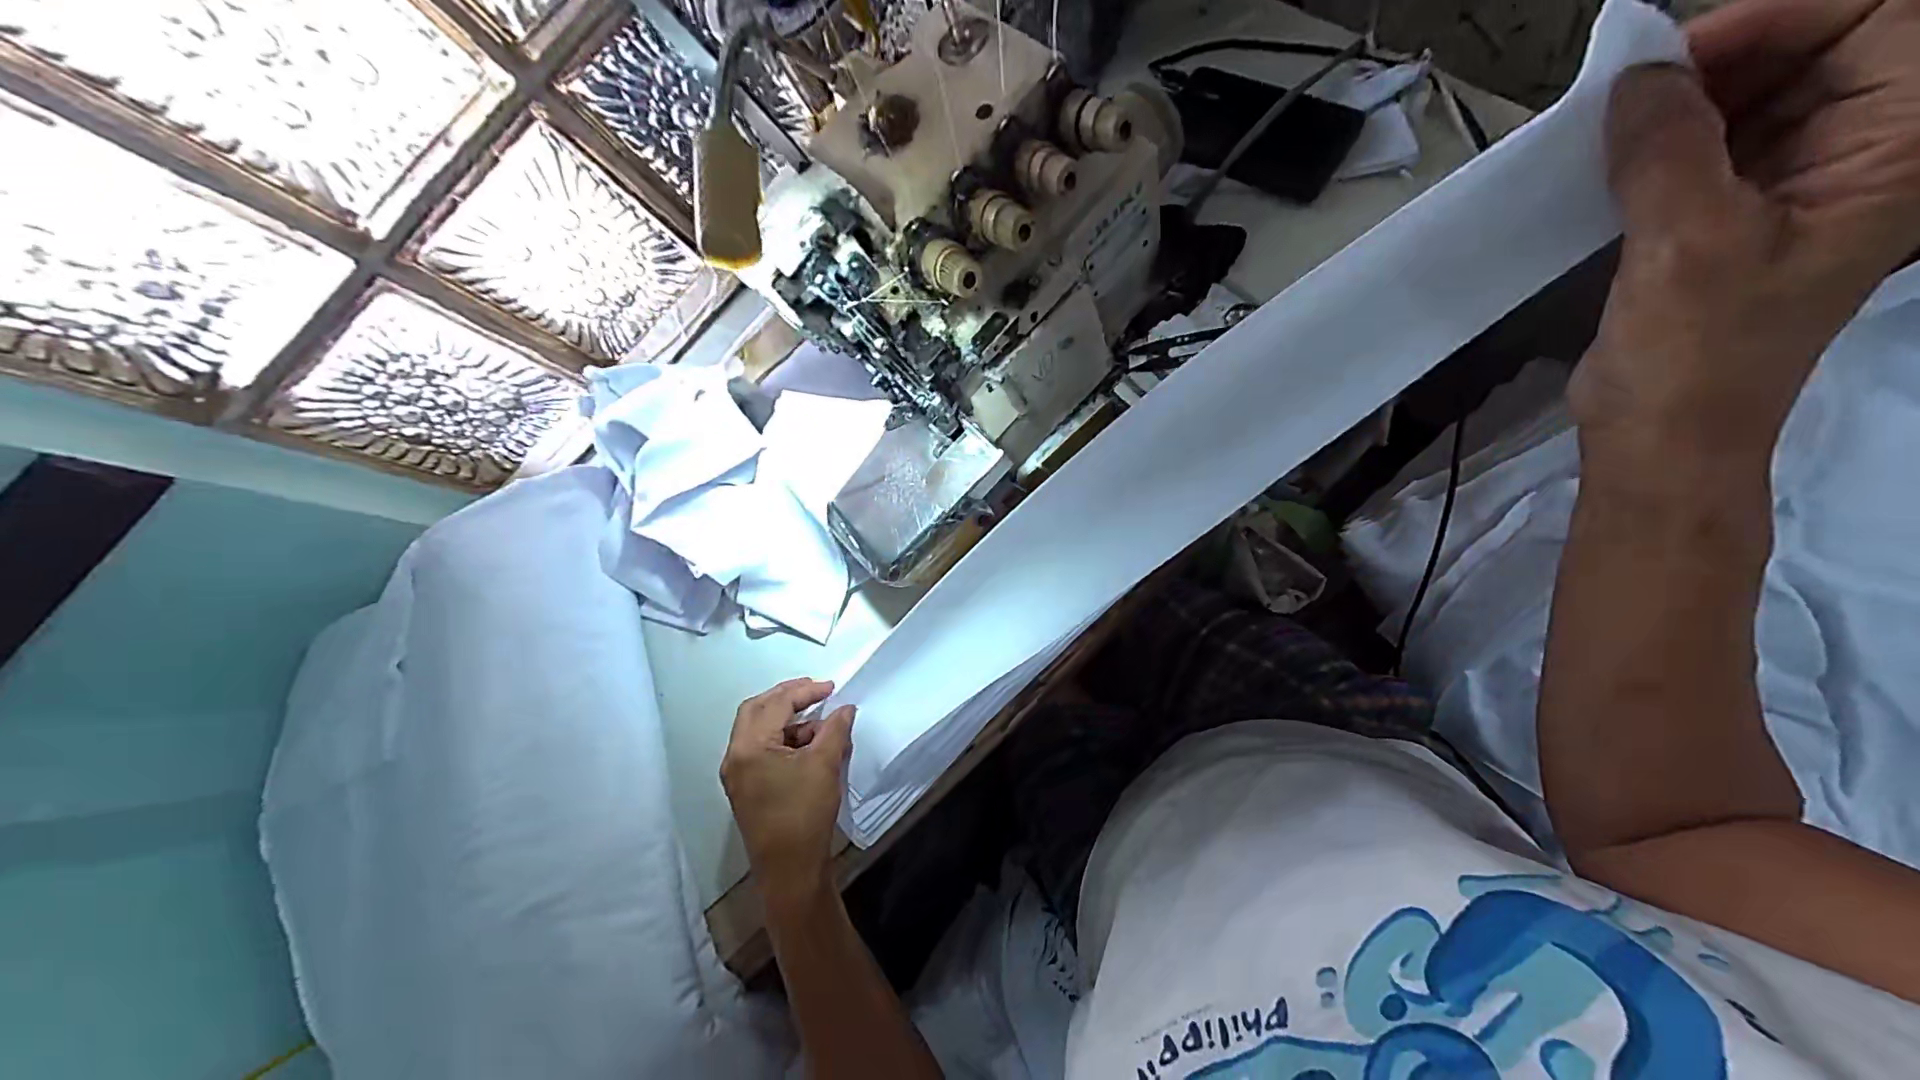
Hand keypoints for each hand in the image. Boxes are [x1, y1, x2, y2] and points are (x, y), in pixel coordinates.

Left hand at [719, 678, 856, 899]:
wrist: (790, 870)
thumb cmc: (805, 814)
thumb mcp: (824, 764)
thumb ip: (835, 729)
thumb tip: (844, 708)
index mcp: (748, 747)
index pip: (775, 704)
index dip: (805, 691)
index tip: (832, 688)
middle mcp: (735, 756)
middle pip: (757, 710)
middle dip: (787, 697)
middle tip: (816, 692)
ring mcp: (737, 774)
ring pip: (758, 730)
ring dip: (787, 720)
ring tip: (820, 723)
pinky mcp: (746, 787)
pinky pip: (761, 750)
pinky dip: (783, 739)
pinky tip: (809, 745)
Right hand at [1570, 0, 1919, 474]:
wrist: (1659, 439)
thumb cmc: (1694, 354)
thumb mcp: (1687, 245)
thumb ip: (1668, 151)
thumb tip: (1638, 77)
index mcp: (1896, 151)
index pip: (1879, 21)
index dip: (1782, 18)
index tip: (1671, 61)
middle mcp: (1856, 155)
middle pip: (1814, 51)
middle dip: (1722, 58)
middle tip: (1629, 95)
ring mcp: (1785, 189)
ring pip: (1748, 100)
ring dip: (1679, 104)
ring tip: (1610, 128)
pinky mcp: (1720, 220)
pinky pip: (1700, 152)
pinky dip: (1656, 145)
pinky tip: (1610, 161)